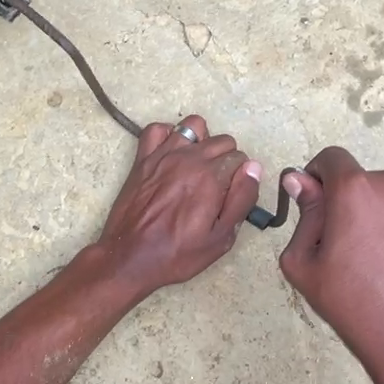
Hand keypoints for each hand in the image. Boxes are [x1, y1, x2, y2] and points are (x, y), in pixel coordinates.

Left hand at [92, 115, 260, 297]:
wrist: (130, 257)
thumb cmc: (177, 253)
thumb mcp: (221, 238)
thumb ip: (242, 199)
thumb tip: (254, 168)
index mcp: (211, 177)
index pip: (240, 158)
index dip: (240, 177)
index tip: (231, 194)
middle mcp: (188, 158)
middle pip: (222, 141)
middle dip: (226, 159)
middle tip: (217, 185)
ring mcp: (163, 155)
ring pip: (193, 125)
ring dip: (202, 141)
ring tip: (198, 164)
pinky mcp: (143, 158)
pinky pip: (157, 129)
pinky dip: (167, 135)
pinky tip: (171, 154)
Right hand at [279, 148, 383, 378]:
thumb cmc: (355, 305)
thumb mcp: (304, 264)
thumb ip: (303, 214)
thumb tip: (300, 182)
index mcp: (357, 189)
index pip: (331, 159)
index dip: (318, 177)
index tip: (316, 204)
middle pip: (366, 185)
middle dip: (353, 206)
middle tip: (347, 249)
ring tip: (383, 268)